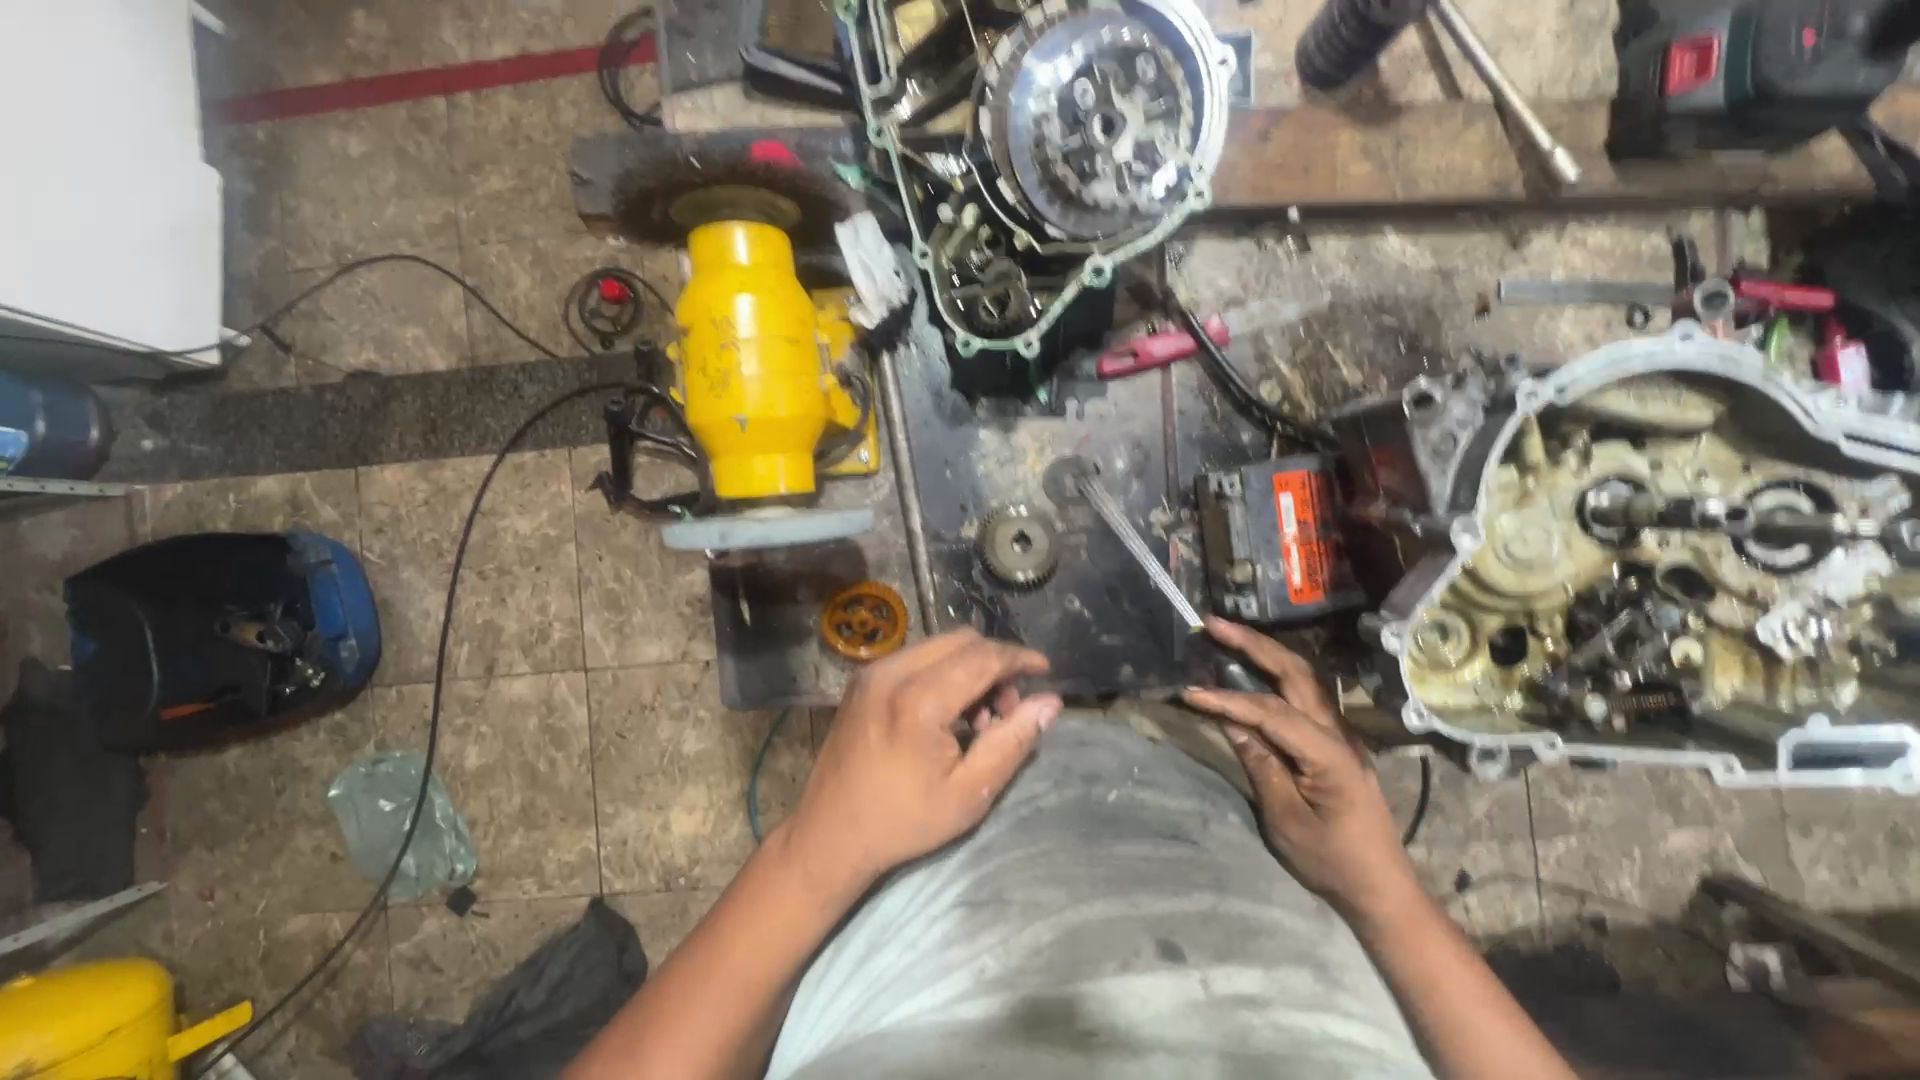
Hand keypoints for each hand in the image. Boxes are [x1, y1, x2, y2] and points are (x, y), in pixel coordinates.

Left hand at [779, 629, 1063, 898]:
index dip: (1020, 659)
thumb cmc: (903, 821)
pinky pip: (917, 657)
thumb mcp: (969, 793)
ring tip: (980, 719)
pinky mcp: (863, 679)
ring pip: (940, 645)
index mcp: (919, 700)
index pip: (983, 657)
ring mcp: (873, 671)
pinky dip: (944, 672)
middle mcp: (892, 672)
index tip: (1046, 672)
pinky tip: (949, 714)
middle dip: (996, 665)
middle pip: (963, 640)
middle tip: (1008, 710)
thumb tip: (1051, 702)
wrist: (829, 834)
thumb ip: (1012, 742)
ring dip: (970, 667)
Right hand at [1181, 618, 1420, 923]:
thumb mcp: (1287, 821)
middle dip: (1254, 644)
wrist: (1381, 888)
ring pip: (1303, 679)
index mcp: (1329, 753)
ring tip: (1229, 636)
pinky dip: (1275, 675)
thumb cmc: (1332, 862)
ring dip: (1266, 653)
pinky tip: (1253, 671)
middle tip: (1214, 624)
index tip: (1190, 693)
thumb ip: (1261, 766)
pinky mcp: (1335, 743)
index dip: (1228, 700)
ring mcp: (1341, 735)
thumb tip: (1231, 723)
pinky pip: (1304, 697)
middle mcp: (1339, 733)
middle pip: (1296, 672)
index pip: (1271, 712)